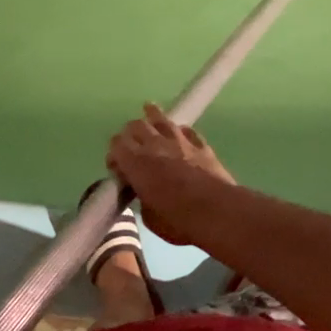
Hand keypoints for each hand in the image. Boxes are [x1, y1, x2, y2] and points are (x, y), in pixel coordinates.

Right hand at [107, 103, 237, 244]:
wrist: (216, 210)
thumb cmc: (178, 220)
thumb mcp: (150, 218)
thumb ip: (144, 200)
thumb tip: (145, 195)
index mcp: (136, 164)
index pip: (116, 145)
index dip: (114, 154)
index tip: (117, 165)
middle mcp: (154, 146)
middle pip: (136, 126)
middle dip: (130, 131)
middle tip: (131, 140)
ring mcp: (179, 142)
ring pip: (162, 120)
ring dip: (153, 115)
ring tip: (149, 109)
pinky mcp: (201, 145)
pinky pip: (188, 131)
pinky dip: (181, 131)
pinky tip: (181, 131)